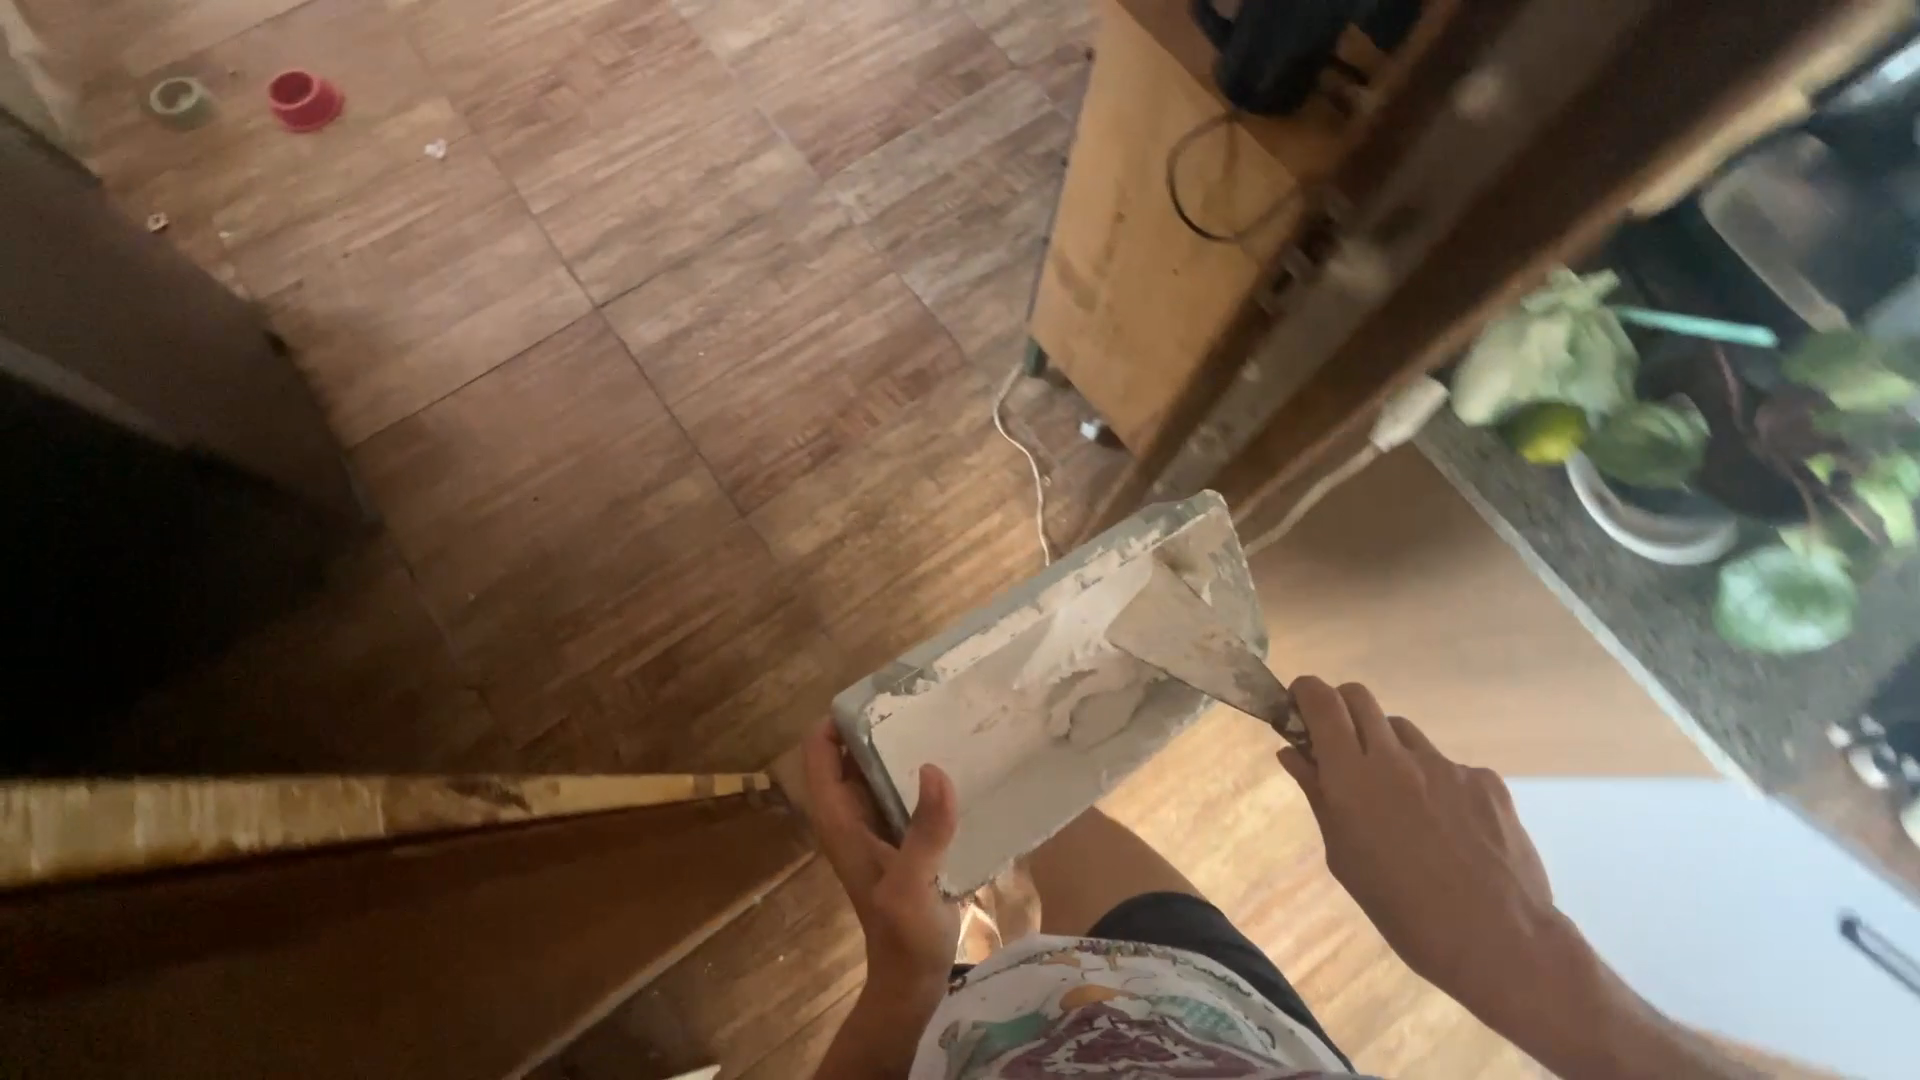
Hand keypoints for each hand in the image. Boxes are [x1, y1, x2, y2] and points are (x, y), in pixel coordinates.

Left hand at [803, 721, 961, 1006]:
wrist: (913, 977)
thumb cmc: (903, 934)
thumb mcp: (912, 884)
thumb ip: (924, 831)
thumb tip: (934, 767)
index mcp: (840, 820)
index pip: (819, 756)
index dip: (835, 721)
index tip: (875, 693)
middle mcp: (852, 815)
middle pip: (849, 755)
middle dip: (874, 724)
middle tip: (917, 694)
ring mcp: (876, 825)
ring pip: (877, 770)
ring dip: (899, 744)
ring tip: (939, 713)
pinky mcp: (902, 836)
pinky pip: (902, 789)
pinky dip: (918, 770)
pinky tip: (954, 757)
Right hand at [1276, 677, 1556, 1016]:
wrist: (1498, 940)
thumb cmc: (1399, 906)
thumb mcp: (1341, 853)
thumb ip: (1318, 795)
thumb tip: (1292, 753)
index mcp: (1351, 775)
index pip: (1322, 701)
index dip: (1306, 691)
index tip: (1299, 704)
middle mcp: (1395, 757)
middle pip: (1360, 697)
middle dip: (1342, 709)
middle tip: (1341, 744)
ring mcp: (1445, 765)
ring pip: (1403, 731)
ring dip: (1388, 748)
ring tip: (1399, 799)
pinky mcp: (1486, 781)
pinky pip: (1447, 766)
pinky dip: (1434, 783)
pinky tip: (1446, 827)